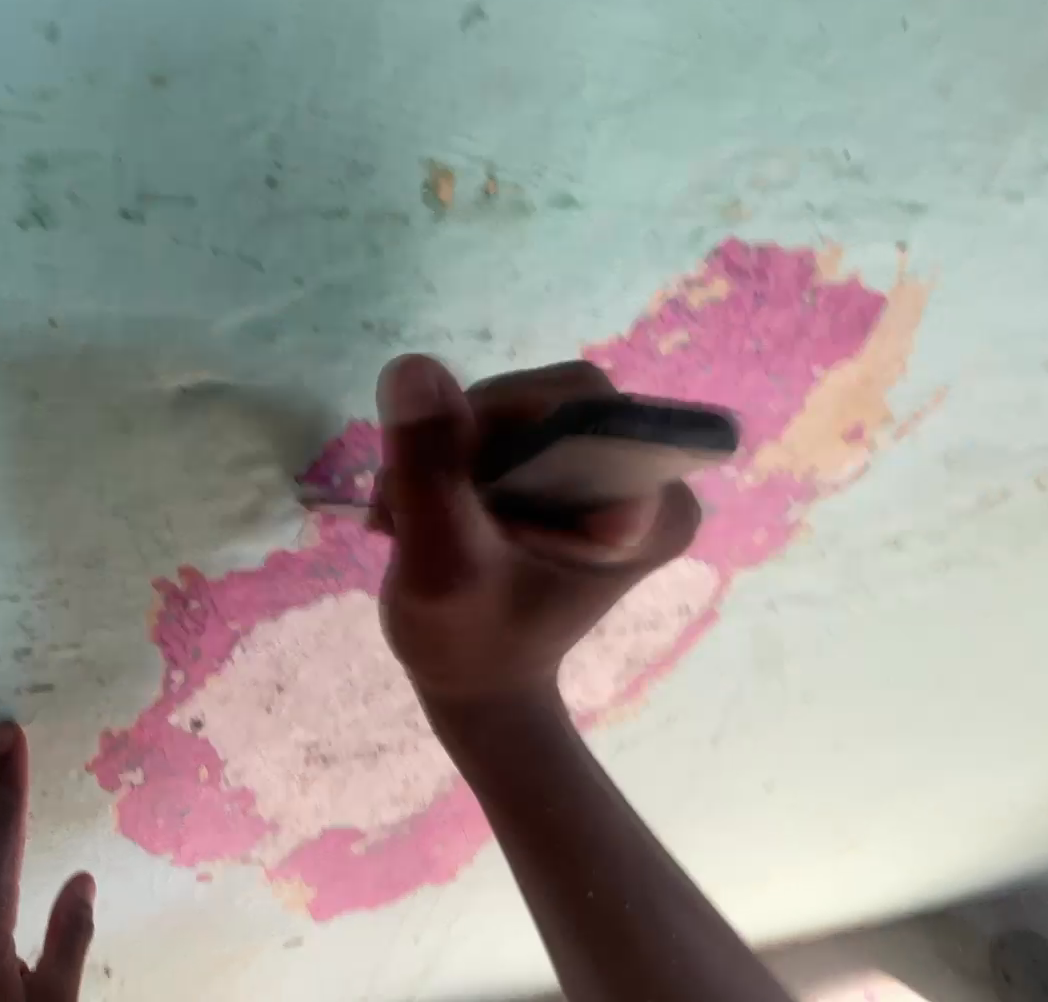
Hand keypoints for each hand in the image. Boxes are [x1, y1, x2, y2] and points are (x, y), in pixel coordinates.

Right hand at [369, 355, 702, 700]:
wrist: (472, 680)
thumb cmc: (466, 642)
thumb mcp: (439, 565)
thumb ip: (429, 471)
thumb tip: (413, 366)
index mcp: (645, 506)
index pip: (579, 403)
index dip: (500, 414)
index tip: (442, 469)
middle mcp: (636, 480)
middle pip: (538, 403)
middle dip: (456, 440)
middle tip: (405, 498)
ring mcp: (595, 477)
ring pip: (507, 415)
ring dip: (437, 452)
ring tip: (402, 512)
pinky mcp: (557, 480)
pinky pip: (496, 434)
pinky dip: (442, 460)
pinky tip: (414, 505)